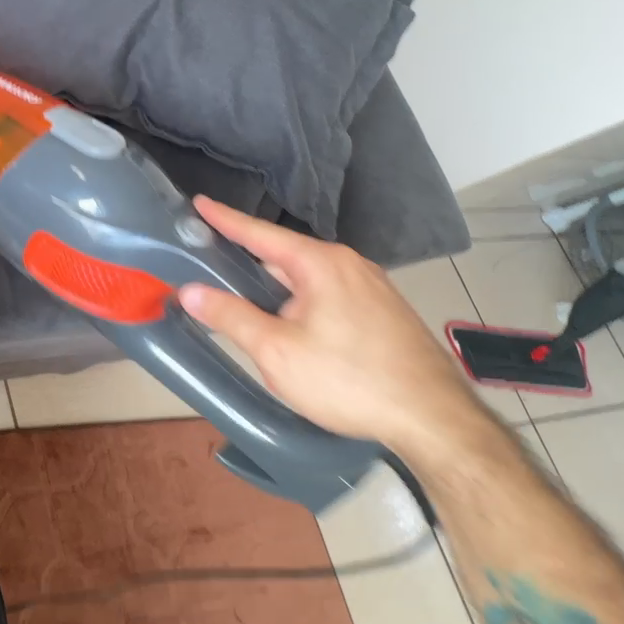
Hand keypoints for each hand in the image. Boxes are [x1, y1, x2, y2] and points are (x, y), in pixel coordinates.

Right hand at [177, 196, 491, 457]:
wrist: (433, 420)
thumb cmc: (348, 379)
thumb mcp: (276, 349)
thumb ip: (230, 316)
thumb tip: (190, 290)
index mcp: (321, 264)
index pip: (260, 233)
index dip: (224, 219)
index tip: (197, 203)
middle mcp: (350, 266)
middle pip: (284, 255)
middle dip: (247, 258)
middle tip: (207, 261)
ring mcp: (373, 289)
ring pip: (307, 278)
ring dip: (273, 285)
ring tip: (239, 296)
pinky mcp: (384, 314)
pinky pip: (327, 294)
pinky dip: (298, 299)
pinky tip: (286, 323)